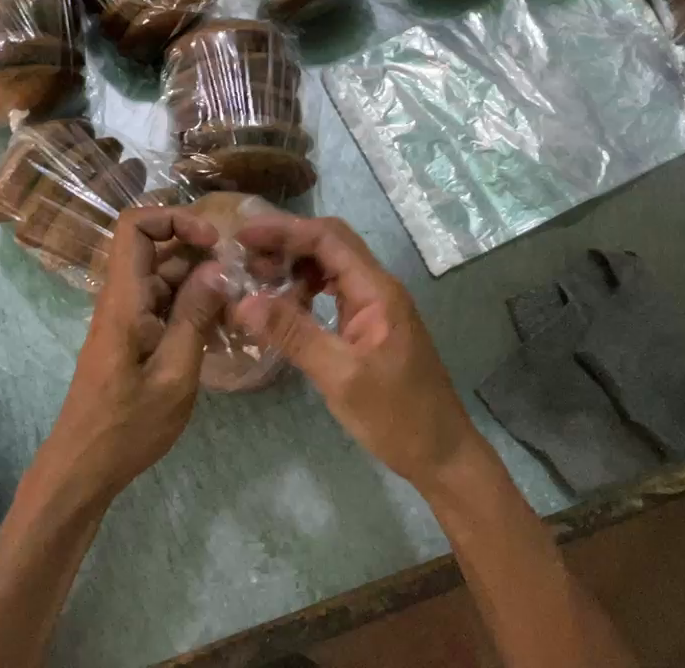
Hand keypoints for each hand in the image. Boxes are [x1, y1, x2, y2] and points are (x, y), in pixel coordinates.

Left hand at [38, 206, 226, 509]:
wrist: (83, 468)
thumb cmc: (128, 426)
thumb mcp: (175, 374)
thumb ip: (196, 316)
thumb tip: (218, 267)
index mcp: (124, 299)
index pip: (136, 226)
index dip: (175, 219)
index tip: (214, 243)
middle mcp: (122, 298)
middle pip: (156, 249)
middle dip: (199, 251)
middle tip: (241, 275)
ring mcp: (126, 317)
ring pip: (164, 277)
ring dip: (200, 282)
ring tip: (238, 304)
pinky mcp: (132, 337)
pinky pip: (163, 303)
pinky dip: (191, 306)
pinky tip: (220, 328)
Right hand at [232, 213, 483, 488]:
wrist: (442, 454)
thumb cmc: (397, 416)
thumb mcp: (340, 376)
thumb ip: (294, 334)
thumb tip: (244, 301)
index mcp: (377, 290)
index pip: (328, 238)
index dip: (284, 230)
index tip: (243, 235)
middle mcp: (377, 288)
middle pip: (329, 244)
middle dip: (286, 242)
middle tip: (242, 254)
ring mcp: (375, 307)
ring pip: (330, 267)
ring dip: (294, 266)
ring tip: (254, 278)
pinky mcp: (369, 326)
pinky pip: (333, 293)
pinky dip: (304, 291)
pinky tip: (280, 306)